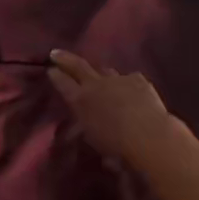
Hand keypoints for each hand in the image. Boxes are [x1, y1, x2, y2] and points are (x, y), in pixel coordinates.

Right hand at [47, 49, 184, 161]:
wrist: (147, 136)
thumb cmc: (115, 146)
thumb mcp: (92, 138)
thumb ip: (86, 126)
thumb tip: (84, 124)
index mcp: (80, 100)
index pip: (63, 83)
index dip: (56, 75)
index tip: (50, 69)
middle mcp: (96, 85)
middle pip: (78, 66)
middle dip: (65, 59)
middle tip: (56, 53)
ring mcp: (117, 79)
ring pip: (104, 71)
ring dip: (99, 73)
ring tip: (99, 77)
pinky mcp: (138, 79)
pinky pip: (127, 78)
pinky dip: (125, 84)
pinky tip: (129, 90)